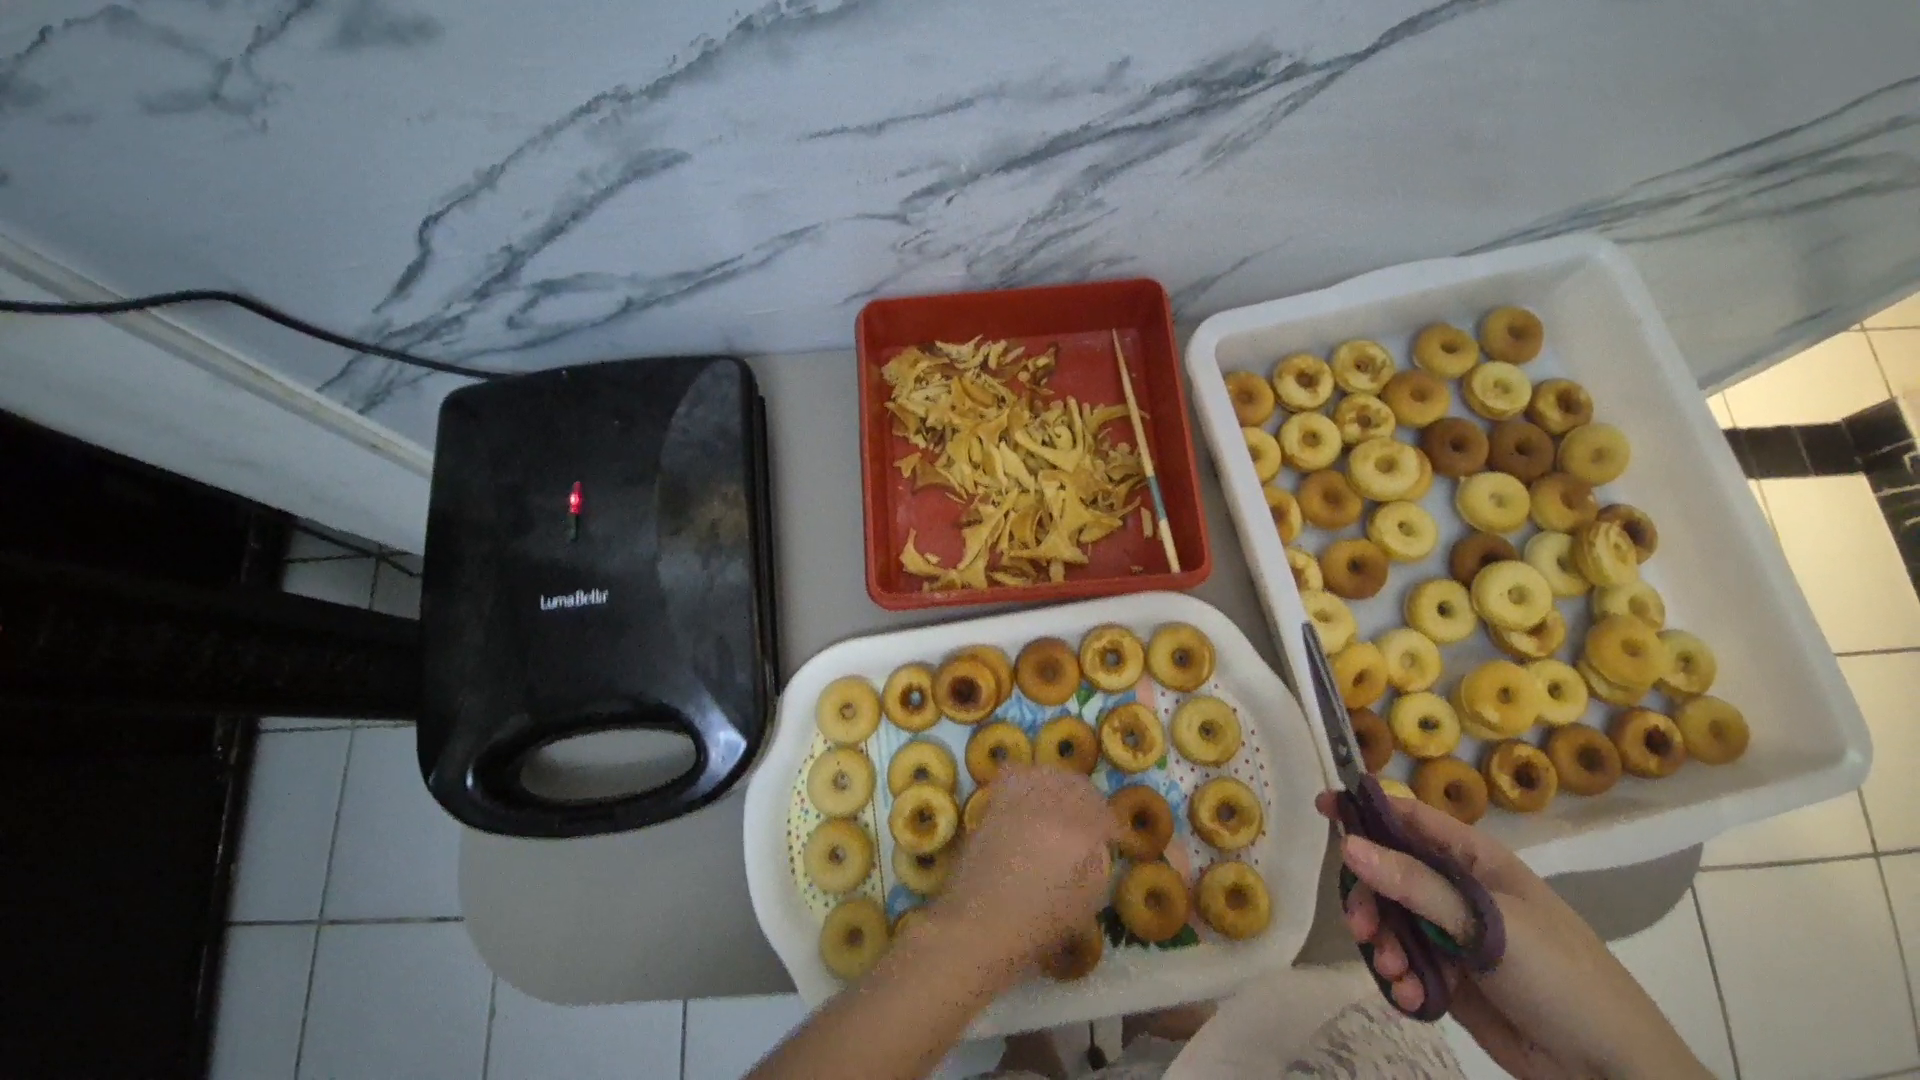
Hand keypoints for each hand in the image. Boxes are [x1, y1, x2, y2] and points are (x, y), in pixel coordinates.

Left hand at [932, 766, 1118, 973]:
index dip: (1114, 827)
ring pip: (1047, 775)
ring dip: (1061, 786)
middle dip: (1091, 801)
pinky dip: (1028, 779)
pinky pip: (1015, 777)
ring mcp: (1017, 802)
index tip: (1115, 839)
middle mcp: (1048, 807)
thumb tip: (1098, 844)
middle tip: (1094, 820)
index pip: (1105, 815)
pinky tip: (1031, 796)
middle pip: (1077, 786)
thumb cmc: (1037, 925)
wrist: (978, 926)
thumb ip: (1099, 865)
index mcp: (1077, 833)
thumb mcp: (1085, 904)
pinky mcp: (993, 805)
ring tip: (1064, 804)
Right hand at [1316, 791, 1707, 1079]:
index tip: (1320, 807)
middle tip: (1362, 927)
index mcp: (1477, 862)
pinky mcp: (1449, 979)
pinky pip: (1405, 965)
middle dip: (1371, 899)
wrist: (1612, 1074)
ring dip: (1385, 946)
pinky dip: (1402, 981)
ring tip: (1398, 975)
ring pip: (1391, 922)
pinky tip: (1416, 1000)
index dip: (1366, 809)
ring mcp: (1453, 936)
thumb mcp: (1489, 926)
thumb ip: (1417, 886)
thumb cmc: (1562, 979)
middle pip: (1389, 874)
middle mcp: (1459, 892)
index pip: (1411, 819)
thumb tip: (1349, 844)